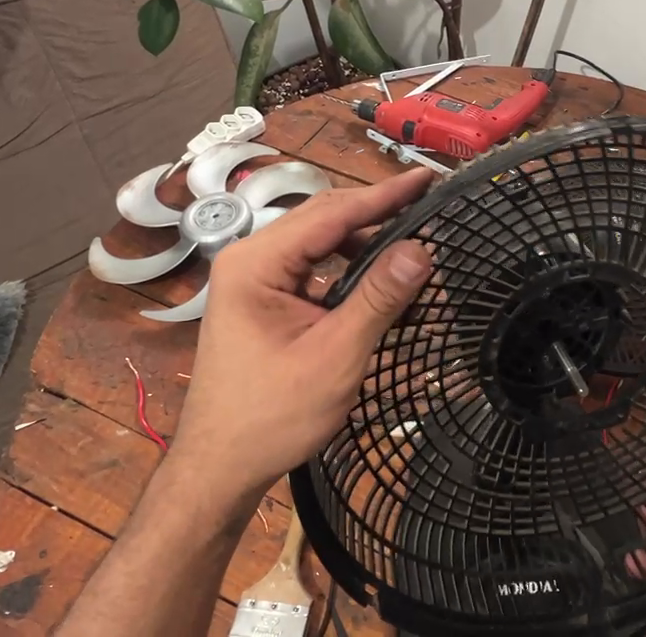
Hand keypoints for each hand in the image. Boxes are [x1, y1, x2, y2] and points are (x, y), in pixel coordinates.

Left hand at [166, 167, 435, 512]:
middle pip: (323, 218)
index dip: (384, 196)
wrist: (220, 467)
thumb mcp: (335, 356)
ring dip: (363, 239)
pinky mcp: (260, 296)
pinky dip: (346, 264)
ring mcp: (251, 276)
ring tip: (409, 239)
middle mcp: (249, 257)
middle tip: (426, 201)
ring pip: (318, 239)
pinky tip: (375, 275)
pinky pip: (311, 263)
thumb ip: (378, 298)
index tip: (426, 178)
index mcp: (256, 262)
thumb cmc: (273, 416)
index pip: (331, 214)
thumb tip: (422, 250)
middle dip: (375, 210)